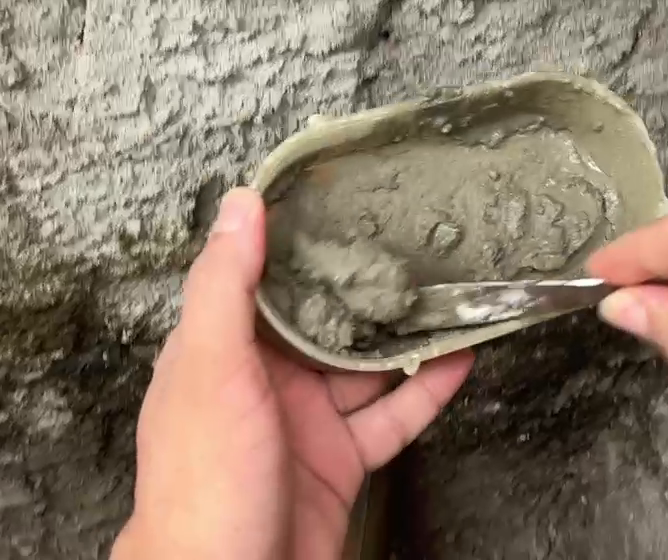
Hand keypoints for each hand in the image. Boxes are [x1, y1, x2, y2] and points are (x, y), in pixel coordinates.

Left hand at [113, 187, 472, 559]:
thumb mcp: (211, 366)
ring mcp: (309, 420)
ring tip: (450, 288)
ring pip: (367, 364)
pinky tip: (462, 357)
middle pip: (326, 317)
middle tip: (417, 237)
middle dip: (367, 284)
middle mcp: (269, 377)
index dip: (304, 239)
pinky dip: (427, 388)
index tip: (348, 195)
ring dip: (406, 332)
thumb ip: (226, 285)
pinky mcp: (342, 460)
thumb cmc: (206, 473)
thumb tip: (241, 200)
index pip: (267, 277)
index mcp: (228, 347)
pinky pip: (393, 415)